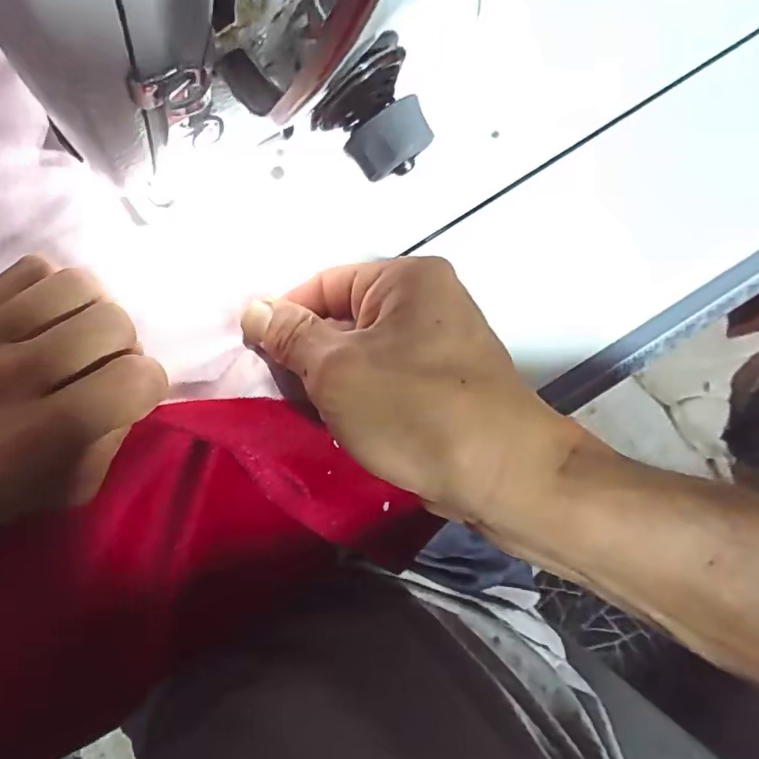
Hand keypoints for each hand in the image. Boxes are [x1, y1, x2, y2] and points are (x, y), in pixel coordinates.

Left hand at [0, 255, 168, 536]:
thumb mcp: (60, 493)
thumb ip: (108, 442)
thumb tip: (130, 385)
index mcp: (42, 435)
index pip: (132, 380)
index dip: (150, 383)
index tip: (133, 391)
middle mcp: (15, 378)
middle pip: (110, 323)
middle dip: (126, 343)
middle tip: (105, 361)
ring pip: (75, 284)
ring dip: (96, 307)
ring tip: (79, 329)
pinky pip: (33, 267)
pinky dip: (55, 287)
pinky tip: (45, 313)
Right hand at [240, 257, 584, 529]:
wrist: (503, 479)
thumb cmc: (414, 411)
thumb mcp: (335, 369)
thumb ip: (289, 334)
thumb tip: (255, 308)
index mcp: (405, 279)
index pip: (321, 285)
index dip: (284, 319)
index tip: (259, 359)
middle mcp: (426, 300)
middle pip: (341, 318)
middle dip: (307, 355)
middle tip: (285, 391)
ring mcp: (439, 341)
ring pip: (359, 352)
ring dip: (331, 381)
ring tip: (313, 412)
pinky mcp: (443, 381)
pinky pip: (384, 376)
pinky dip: (359, 395)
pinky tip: (343, 423)